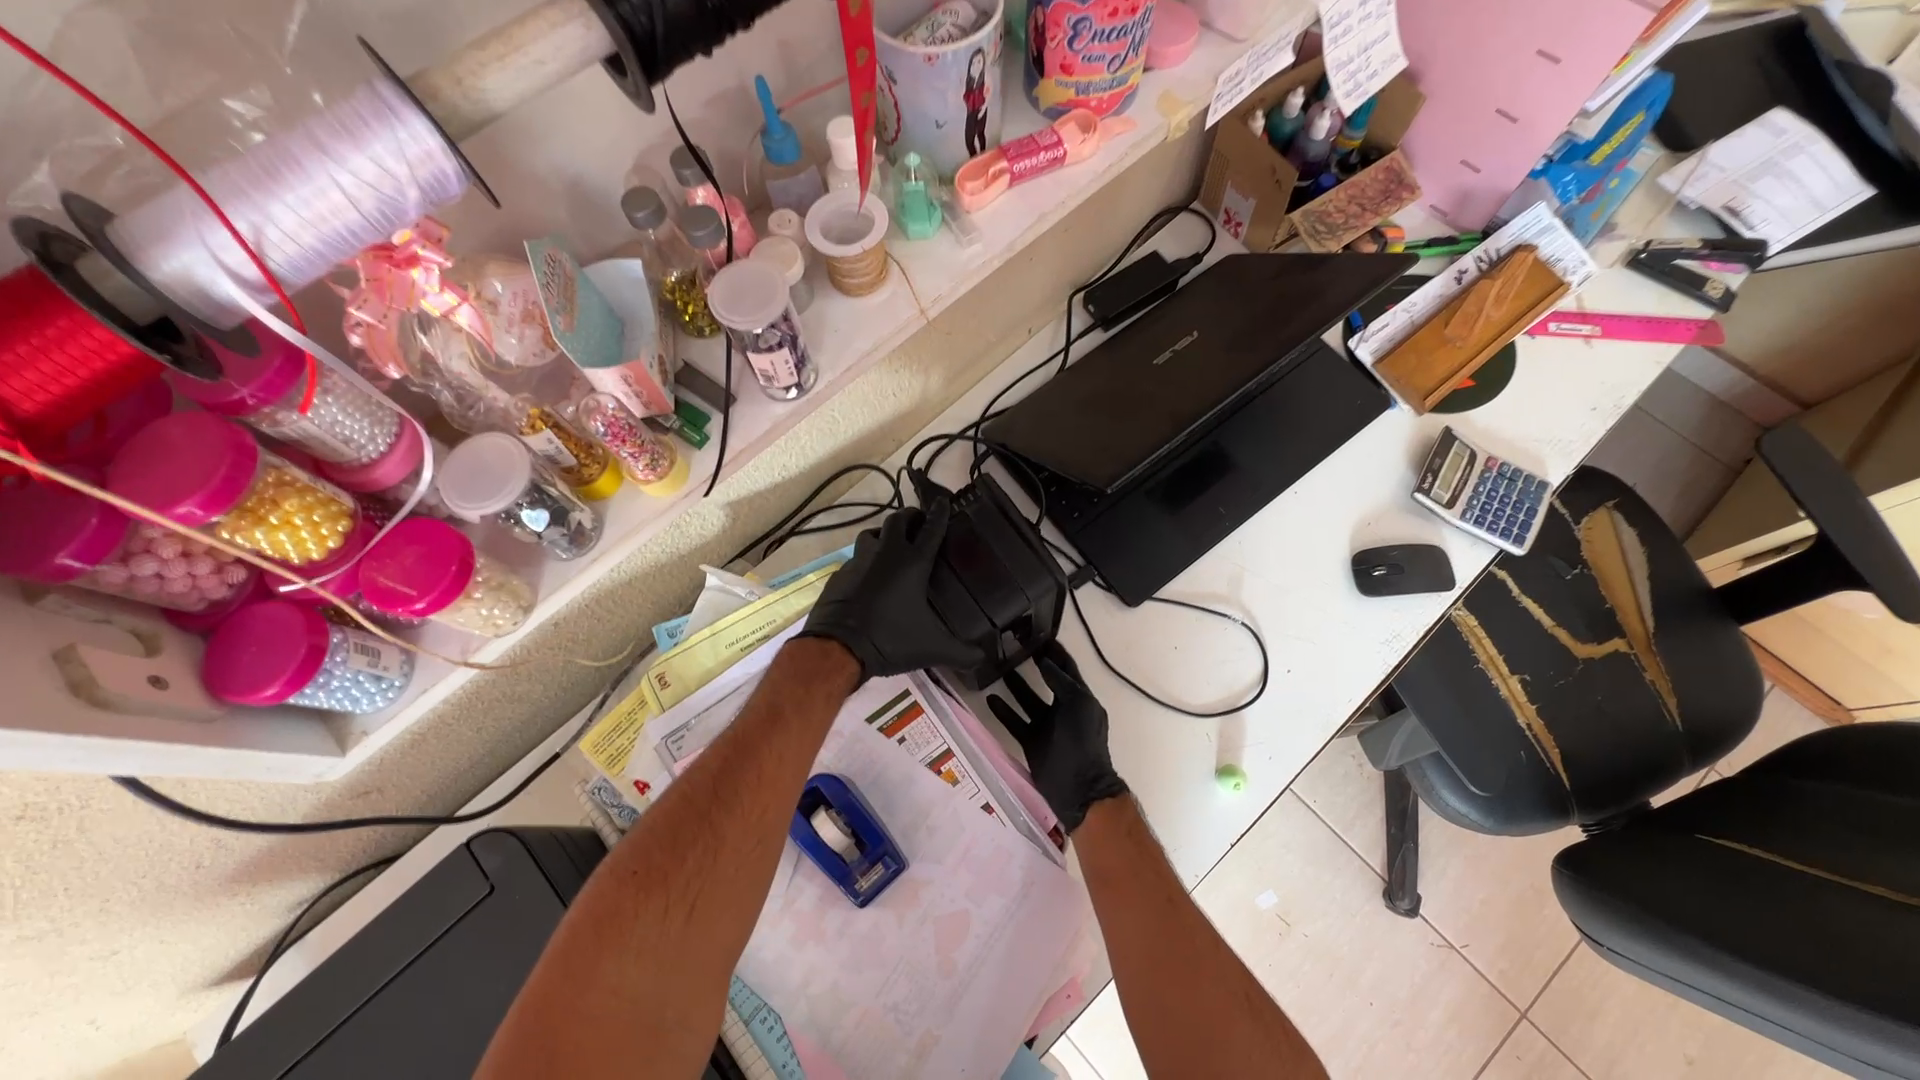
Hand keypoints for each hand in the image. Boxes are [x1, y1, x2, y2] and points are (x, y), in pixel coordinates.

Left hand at [798, 496, 984, 680]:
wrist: (838, 648)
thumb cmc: (890, 640)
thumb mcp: (932, 649)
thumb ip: (961, 653)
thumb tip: (982, 658)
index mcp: (912, 563)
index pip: (931, 529)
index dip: (940, 513)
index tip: (943, 502)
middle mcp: (886, 554)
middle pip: (897, 520)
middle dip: (910, 516)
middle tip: (919, 521)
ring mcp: (859, 561)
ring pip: (872, 534)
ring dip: (883, 533)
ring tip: (891, 543)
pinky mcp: (840, 574)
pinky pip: (855, 559)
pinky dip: (865, 561)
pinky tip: (868, 575)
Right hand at [987, 642, 1127, 832]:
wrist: (1078, 789)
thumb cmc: (1082, 743)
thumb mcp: (1077, 706)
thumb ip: (1061, 682)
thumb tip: (1045, 661)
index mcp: (1080, 697)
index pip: (1067, 667)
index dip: (1055, 650)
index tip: (1038, 632)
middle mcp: (1063, 708)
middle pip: (1046, 679)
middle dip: (1033, 662)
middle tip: (1012, 644)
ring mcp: (1047, 725)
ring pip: (1028, 699)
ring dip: (1015, 684)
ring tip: (997, 666)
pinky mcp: (1032, 741)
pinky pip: (1016, 721)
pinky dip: (1004, 711)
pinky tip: (989, 698)